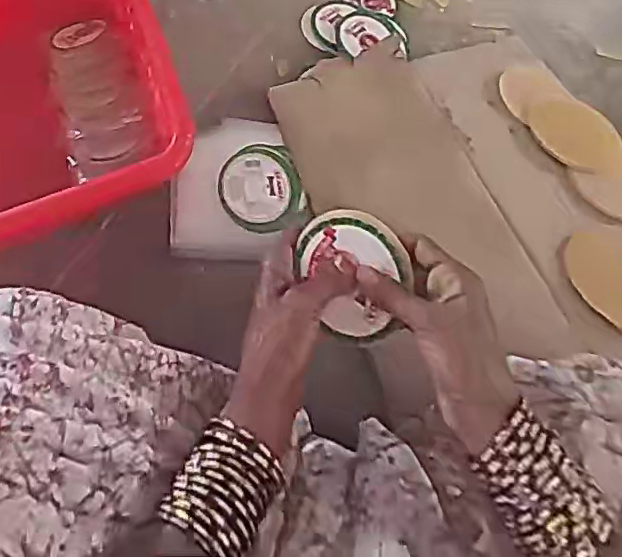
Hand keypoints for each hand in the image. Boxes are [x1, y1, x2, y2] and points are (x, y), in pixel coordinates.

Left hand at [224, 239, 357, 456]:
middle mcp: (276, 296)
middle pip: (298, 265)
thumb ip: (325, 282)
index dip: (300, 229)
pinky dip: (332, 303)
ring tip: (352, 270)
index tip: (321, 218)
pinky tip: (348, 306)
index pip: (284, 244)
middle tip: (345, 243)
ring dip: (328, 278)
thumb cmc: (277, 353)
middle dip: (319, 252)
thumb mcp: (302, 308)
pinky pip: (317, 311)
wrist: (268, 404)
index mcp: (271, 282)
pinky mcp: (298, 340)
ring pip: (309, 288)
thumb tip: (346, 259)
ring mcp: (286, 318)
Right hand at [352, 237, 519, 453]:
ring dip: (385, 286)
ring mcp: (442, 313)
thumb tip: (361, 269)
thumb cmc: (463, 359)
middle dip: (385, 263)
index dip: (395, 239)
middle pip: (413, 266)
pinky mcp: (433, 334)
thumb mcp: (425, 320)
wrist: (482, 410)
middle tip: (353, 260)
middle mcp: (450, 290)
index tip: (366, 237)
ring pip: (408, 289)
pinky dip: (389, 307)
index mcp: (457, 278)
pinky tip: (368, 308)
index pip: (422, 246)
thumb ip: (392, 294)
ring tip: (354, 281)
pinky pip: (406, 311)